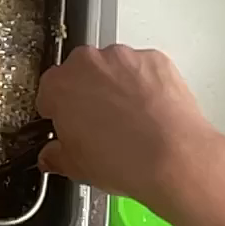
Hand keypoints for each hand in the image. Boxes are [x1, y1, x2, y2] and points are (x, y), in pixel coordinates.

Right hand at [35, 45, 224, 216]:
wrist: (175, 158)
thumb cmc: (124, 159)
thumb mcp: (76, 167)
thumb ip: (55, 156)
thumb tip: (51, 156)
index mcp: (59, 86)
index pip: (49, 92)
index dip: (59, 110)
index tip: (70, 123)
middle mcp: (87, 63)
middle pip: (81, 73)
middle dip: (88, 92)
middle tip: (102, 123)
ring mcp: (122, 58)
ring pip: (113, 68)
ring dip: (117, 85)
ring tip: (132, 119)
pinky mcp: (154, 59)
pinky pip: (144, 68)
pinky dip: (146, 84)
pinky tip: (152, 110)